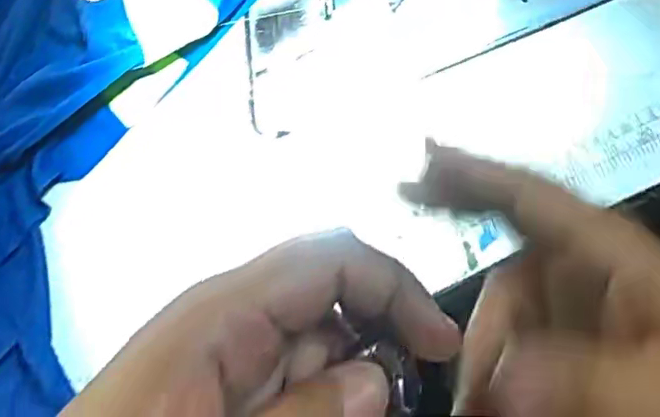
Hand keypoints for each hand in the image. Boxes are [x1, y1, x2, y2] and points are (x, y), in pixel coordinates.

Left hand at [62, 230, 461, 416]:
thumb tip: (381, 380)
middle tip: (415, 388)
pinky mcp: (221, 387)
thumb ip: (303, 413)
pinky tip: (338, 410)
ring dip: (354, 374)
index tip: (438, 340)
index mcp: (226, 309)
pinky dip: (324, 395)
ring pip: (320, 340)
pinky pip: (292, 375)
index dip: (397, 288)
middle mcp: (233, 315)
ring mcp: (225, 352)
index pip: (336, 259)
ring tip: (382, 407)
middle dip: (381, 334)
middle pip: (335, 295)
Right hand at [402, 144, 659, 416]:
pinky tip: (511, 400)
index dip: (476, 172)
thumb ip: (580, 373)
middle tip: (470, 402)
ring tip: (486, 407)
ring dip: (498, 368)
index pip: (533, 197)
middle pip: (518, 281)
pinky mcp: (611, 365)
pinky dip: (523, 383)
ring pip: (528, 331)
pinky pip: (548, 368)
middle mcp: (603, 279)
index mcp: (615, 253)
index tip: (420, 159)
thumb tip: (493, 371)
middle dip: (486, 334)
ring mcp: (607, 324)